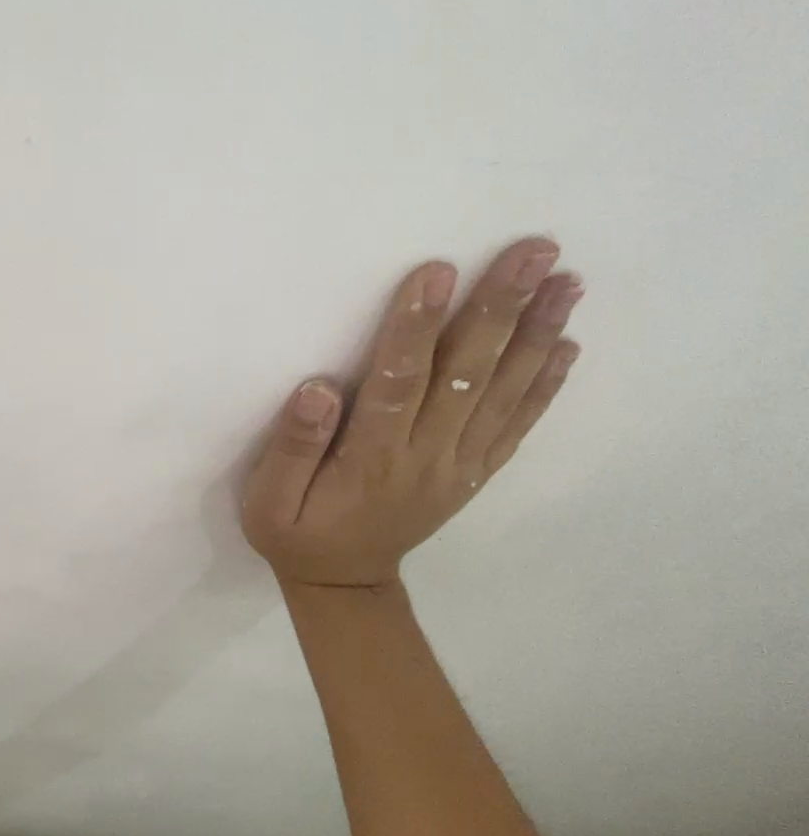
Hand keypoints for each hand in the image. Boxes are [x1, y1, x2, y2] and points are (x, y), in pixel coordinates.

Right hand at [242, 236, 582, 587]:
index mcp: (370, 459)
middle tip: (533, 252)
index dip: (414, 328)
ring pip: (503, 392)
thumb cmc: (295, 536)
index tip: (436, 273)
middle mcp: (425, 456)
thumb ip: (292, 448)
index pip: (397, 383)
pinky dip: (544, 384)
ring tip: (567, 281)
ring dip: (535, 333)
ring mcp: (457, 464)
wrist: (345, 583)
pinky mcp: (473, 471)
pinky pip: (517, 424)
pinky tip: (565, 344)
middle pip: (466, 375)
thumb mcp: (267, 502)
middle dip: (498, 309)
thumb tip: (319, 388)